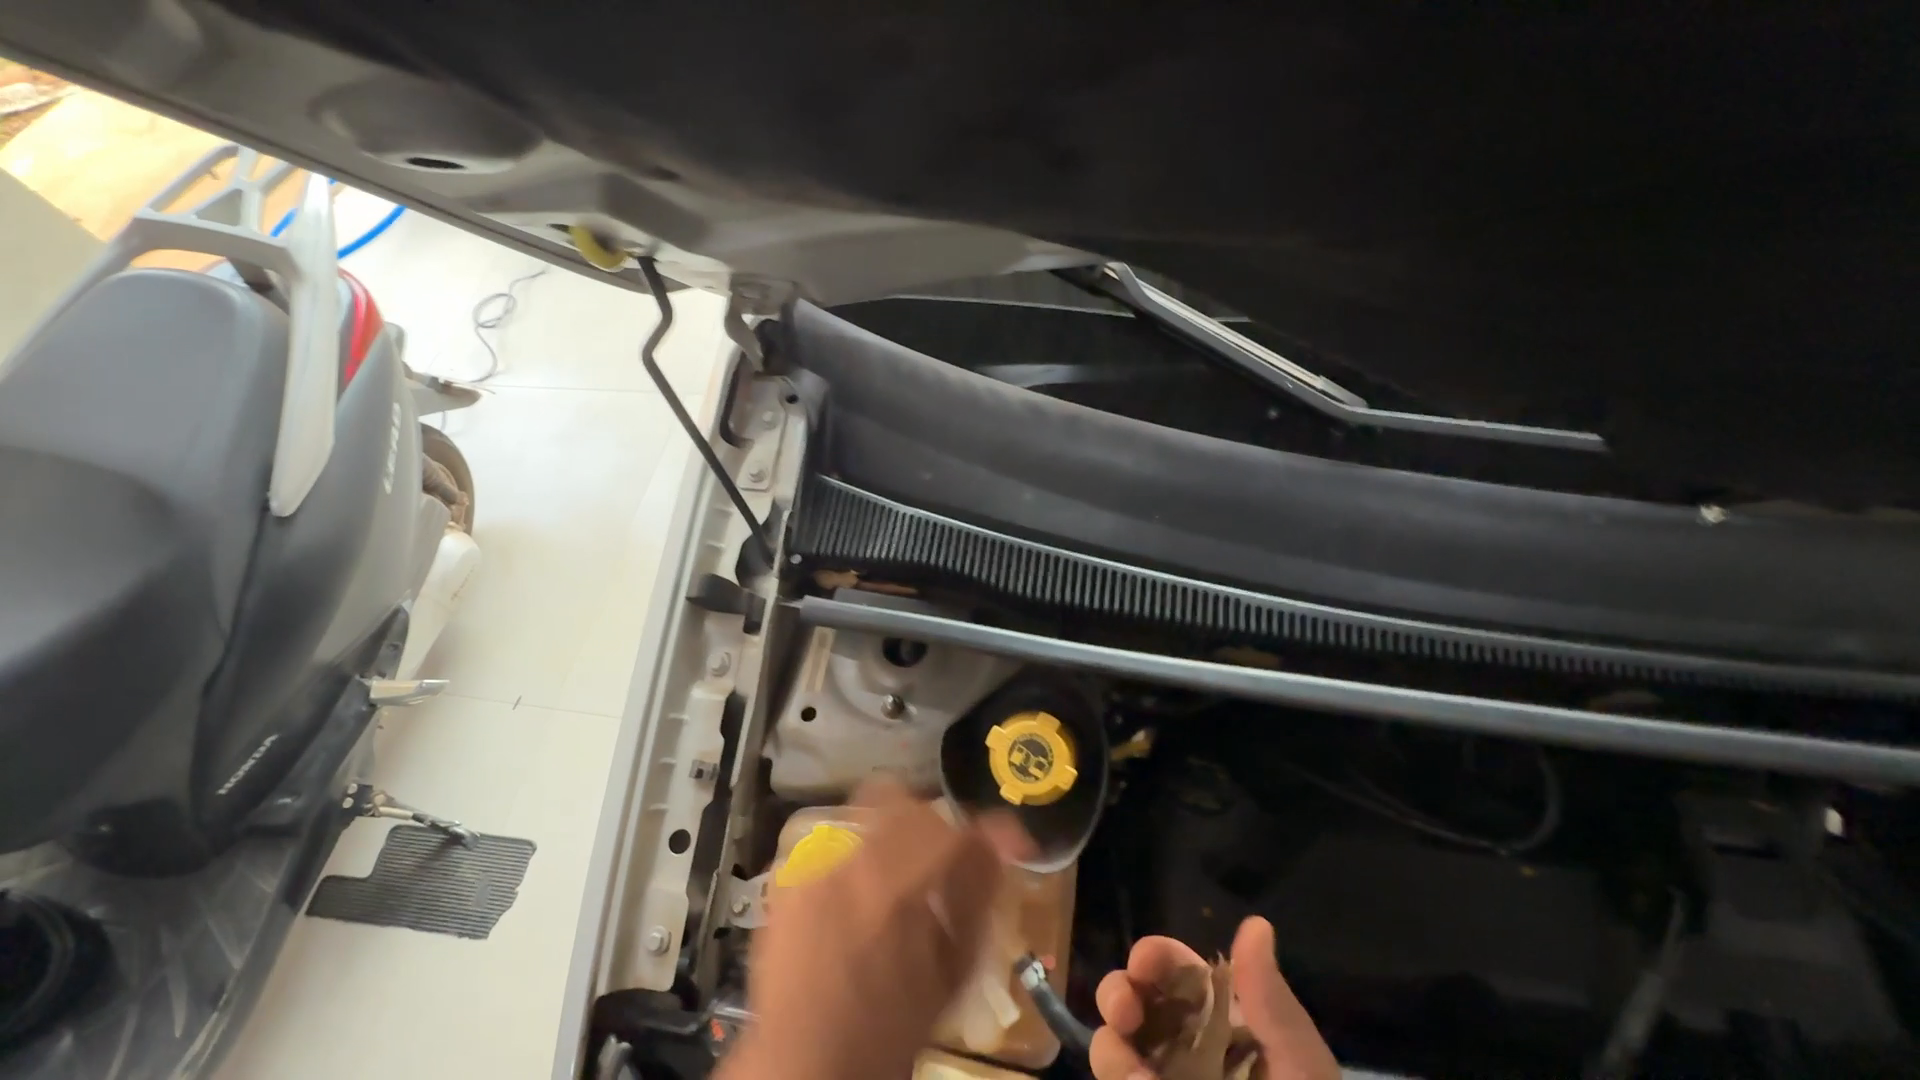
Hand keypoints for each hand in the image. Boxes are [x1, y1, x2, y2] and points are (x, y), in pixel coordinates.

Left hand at [717, 780, 1031, 1079]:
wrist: (806, 1061)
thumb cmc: (889, 1028)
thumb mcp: (950, 974)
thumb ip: (977, 900)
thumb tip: (1000, 848)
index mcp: (899, 886)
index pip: (956, 828)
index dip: (994, 829)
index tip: (1010, 841)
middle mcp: (851, 863)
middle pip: (905, 801)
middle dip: (935, 823)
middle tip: (945, 854)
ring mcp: (813, 867)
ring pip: (865, 815)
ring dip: (893, 834)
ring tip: (898, 876)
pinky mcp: (787, 880)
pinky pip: (833, 847)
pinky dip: (855, 861)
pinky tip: (857, 898)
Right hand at [1091, 917, 1338, 1079]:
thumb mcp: (1300, 1066)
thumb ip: (1270, 999)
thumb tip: (1255, 923)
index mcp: (1229, 1024)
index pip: (1182, 972)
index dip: (1158, 959)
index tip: (1145, 961)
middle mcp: (1189, 1049)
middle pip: (1136, 1001)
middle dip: (1120, 993)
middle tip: (1125, 1009)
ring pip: (1114, 1049)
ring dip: (1112, 1049)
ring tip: (1130, 1069)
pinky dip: (1118, 1076)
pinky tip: (1134, 1079)